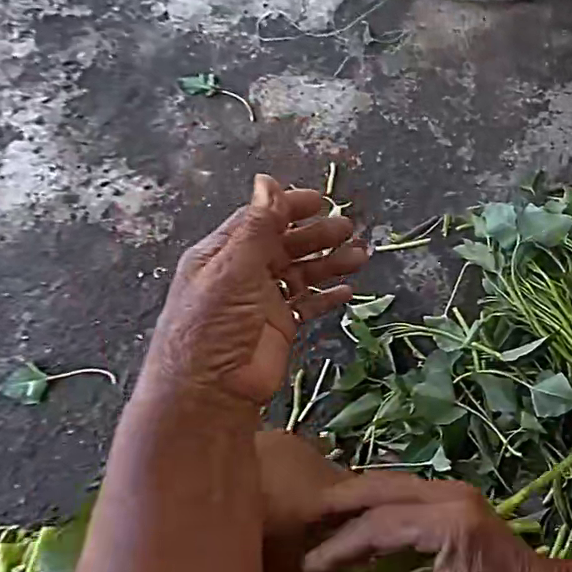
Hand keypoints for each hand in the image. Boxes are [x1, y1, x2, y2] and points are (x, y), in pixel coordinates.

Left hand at [144, 175, 367, 408]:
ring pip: (303, 273)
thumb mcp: (233, 270)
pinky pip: (308, 304)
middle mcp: (244, 274)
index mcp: (225, 254)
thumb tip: (267, 181)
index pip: (260, 221)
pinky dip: (327, 296)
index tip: (323, 201)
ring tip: (361, 256)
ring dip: (330, 263)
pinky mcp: (281, 326)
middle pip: (287, 245)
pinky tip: (348, 291)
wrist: (211, 390)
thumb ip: (256, 227)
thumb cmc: (213, 326)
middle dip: (318, 235)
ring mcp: (264, 301)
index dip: (290, 208)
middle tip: (349, 229)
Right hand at [300, 473, 561, 571]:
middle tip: (304, 519)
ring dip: (361, 500)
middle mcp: (450, 494)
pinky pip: (408, 494)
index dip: (340, 546)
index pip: (379, 524)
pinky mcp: (459, 503)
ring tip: (325, 519)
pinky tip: (364, 526)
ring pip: (395, 485)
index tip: (309, 568)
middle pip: (383, 487)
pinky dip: (381, 505)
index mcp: (447, 518)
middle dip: (342, 501)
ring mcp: (457, 494)